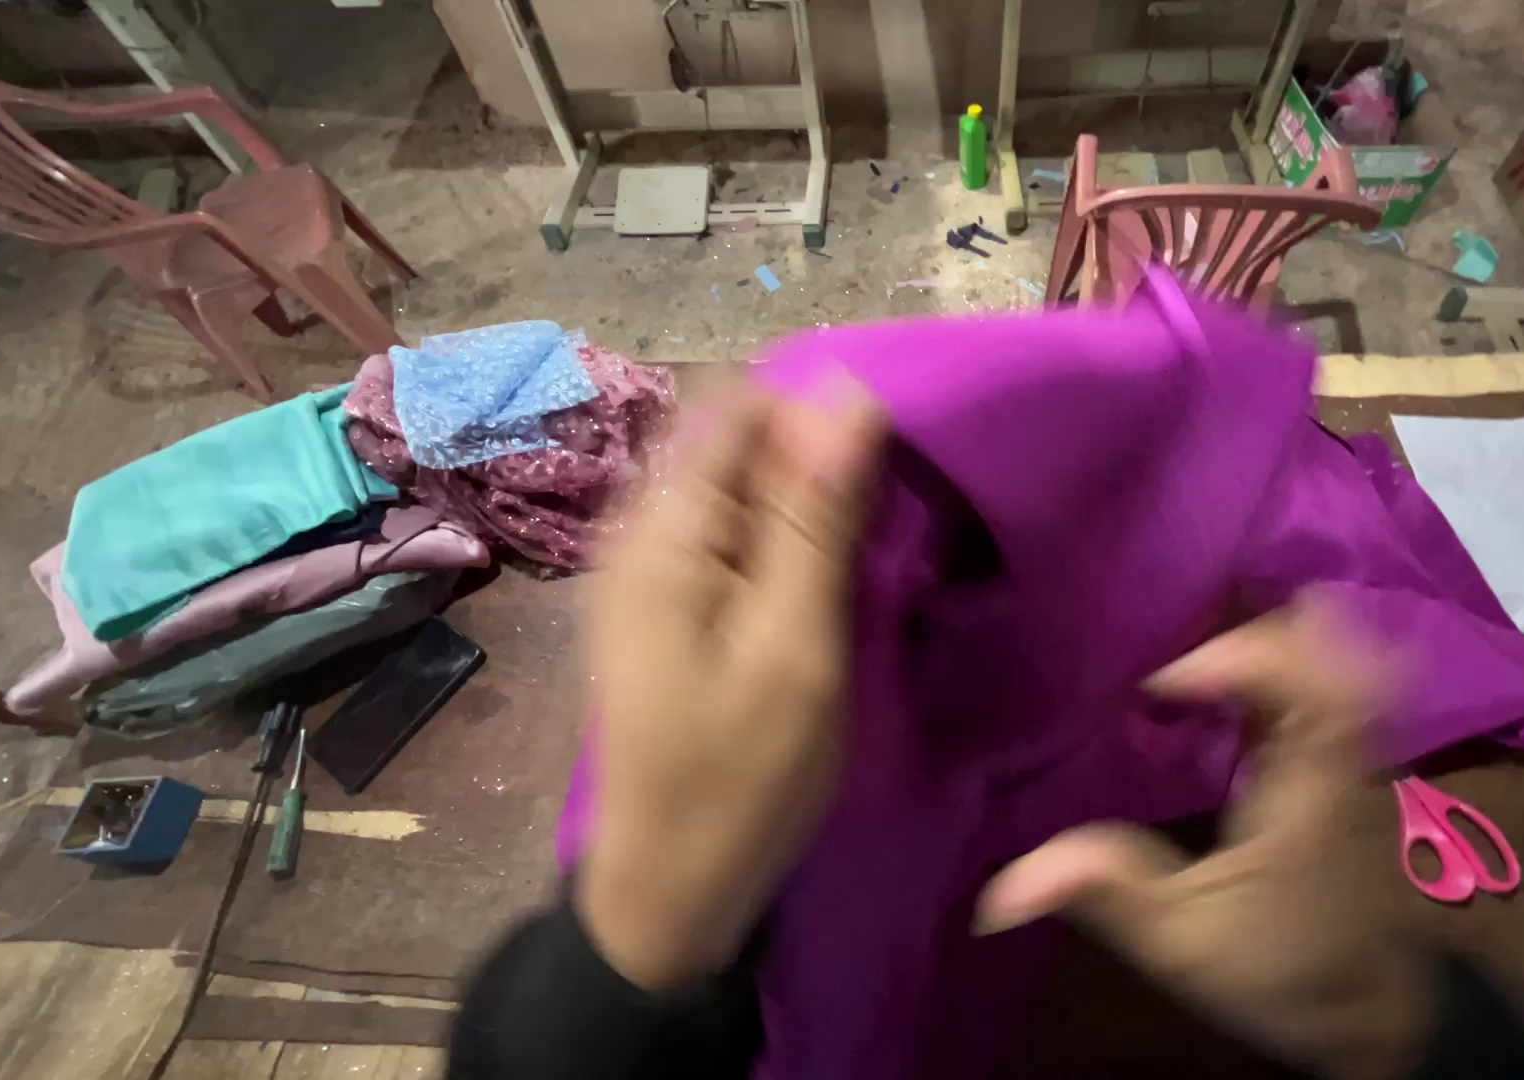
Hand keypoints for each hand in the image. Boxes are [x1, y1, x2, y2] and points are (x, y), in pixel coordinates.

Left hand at [580, 377, 883, 990]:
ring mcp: (652, 565)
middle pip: (737, 439)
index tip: (880, 464)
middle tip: (875, 523)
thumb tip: (849, 396)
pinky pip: (735, 531)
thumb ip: (816, 518)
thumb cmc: (742, 776)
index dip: (816, 413)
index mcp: (663, 529)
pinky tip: (823, 578)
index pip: (739, 403)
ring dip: (806, 499)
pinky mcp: (671, 598)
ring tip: (859, 550)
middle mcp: (642, 527)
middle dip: (814, 459)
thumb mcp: (796, 645)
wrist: (673, 884)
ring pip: (742, 484)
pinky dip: (786, 536)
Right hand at [975, 597, 1435, 1079]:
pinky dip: (1287, 657)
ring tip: (1204, 639)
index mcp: (1309, 793)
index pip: (1313, 689)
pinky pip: (1334, 679)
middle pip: (1341, 651)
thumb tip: (1001, 890)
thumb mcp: (1178, 941)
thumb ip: (1101, 896)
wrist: (1377, 1015)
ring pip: (1347, 657)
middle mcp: (1345, 759)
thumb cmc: (1280, 972)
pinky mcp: (1350, 761)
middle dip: (1261, 624)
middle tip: (1184, 631)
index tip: (1161, 683)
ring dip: (1276, 634)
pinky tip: (1232, 672)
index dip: (1239, 658)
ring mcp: (1358, 756)